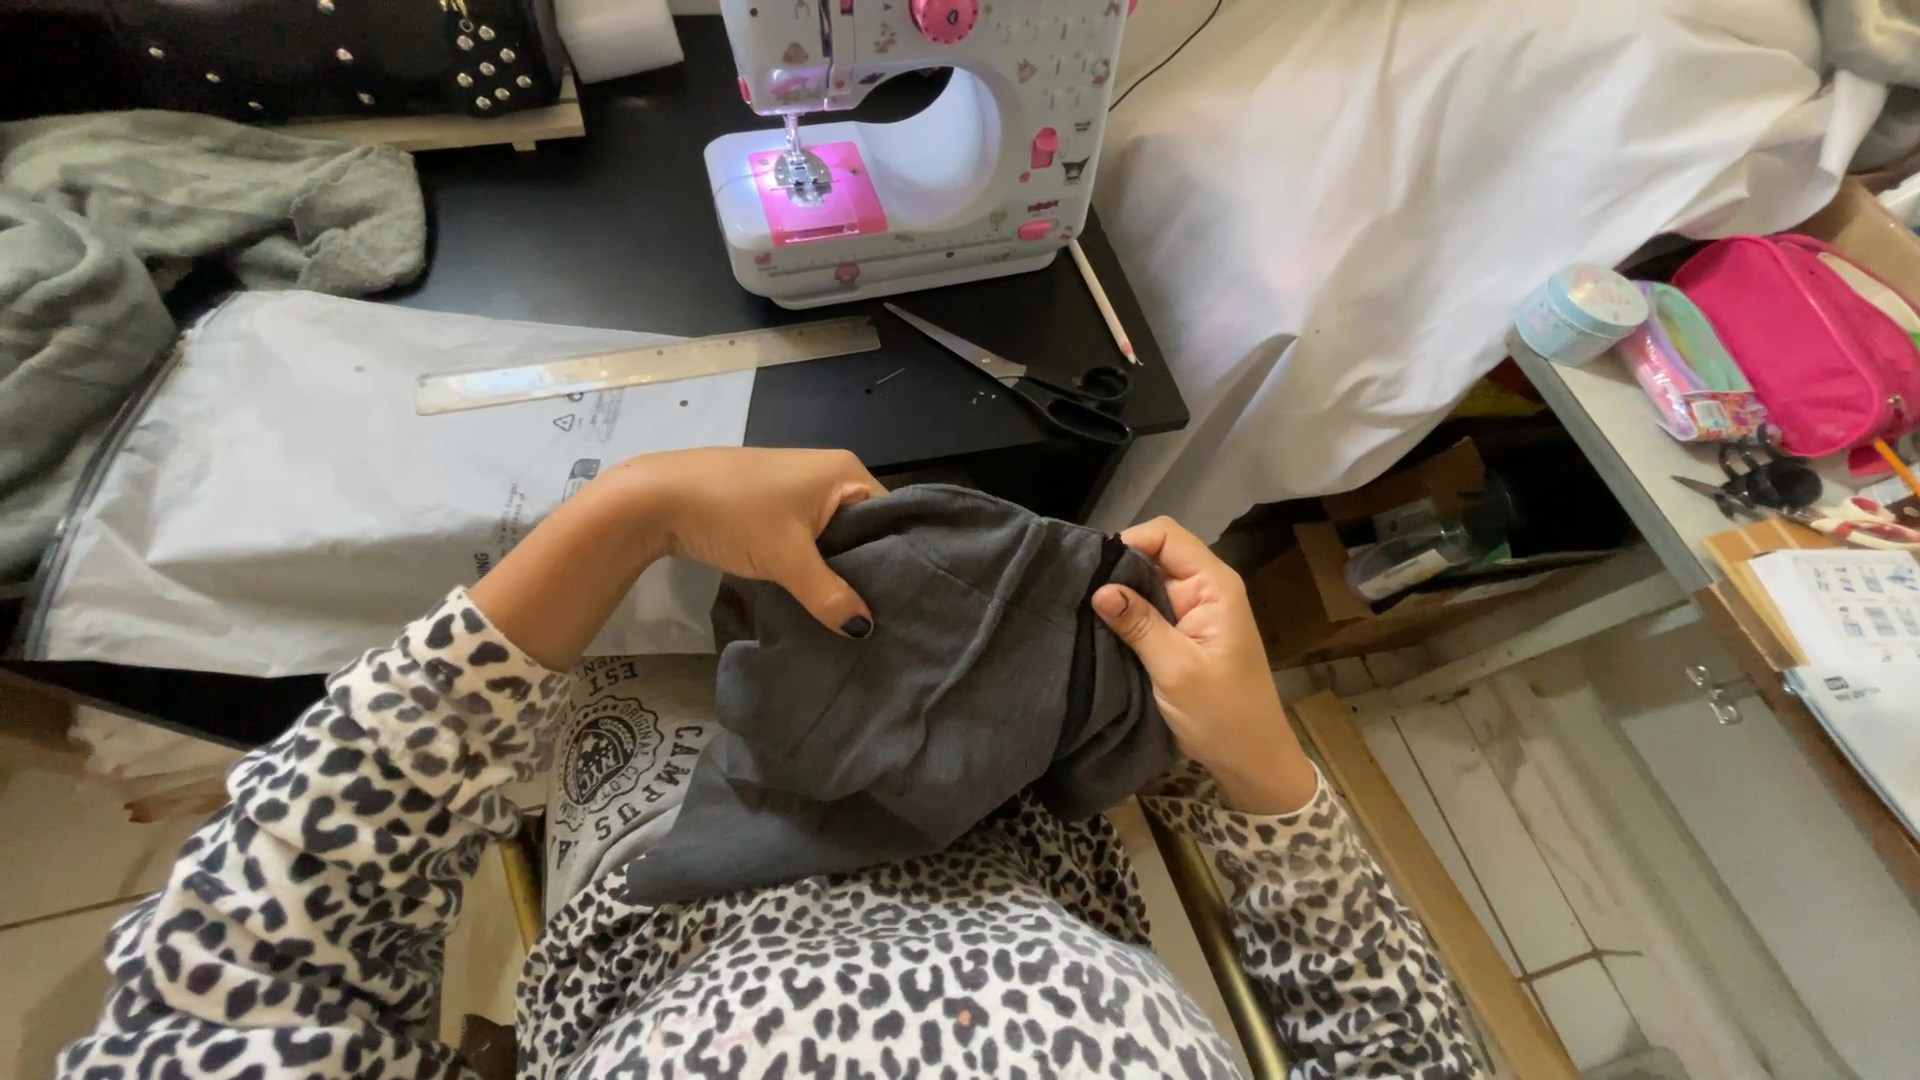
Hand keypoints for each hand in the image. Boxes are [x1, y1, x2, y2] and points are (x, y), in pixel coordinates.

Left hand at [469, 448, 885, 671]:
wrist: (656, 497)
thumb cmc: (733, 513)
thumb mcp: (786, 558)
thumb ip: (829, 595)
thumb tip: (866, 630)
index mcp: (846, 472)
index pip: (891, 517)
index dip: (899, 556)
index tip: (905, 598)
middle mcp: (831, 473)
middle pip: (866, 527)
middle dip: (869, 567)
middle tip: (882, 612)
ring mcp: (802, 488)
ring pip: (836, 535)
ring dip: (839, 568)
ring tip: (853, 610)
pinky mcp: (777, 504)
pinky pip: (813, 536)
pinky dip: (815, 562)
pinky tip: (818, 593)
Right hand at [1092, 517, 1318, 814]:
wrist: (1251, 761)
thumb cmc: (1223, 715)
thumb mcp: (1176, 669)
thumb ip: (1139, 624)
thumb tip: (1099, 588)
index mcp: (1214, 586)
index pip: (1166, 535)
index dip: (1128, 542)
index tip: (1093, 571)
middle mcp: (1204, 588)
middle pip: (1154, 553)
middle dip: (1117, 566)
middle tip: (1077, 589)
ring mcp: (1193, 610)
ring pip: (1147, 580)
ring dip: (1119, 591)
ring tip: (1082, 606)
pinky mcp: (1181, 631)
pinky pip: (1148, 607)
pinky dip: (1126, 612)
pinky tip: (1100, 624)